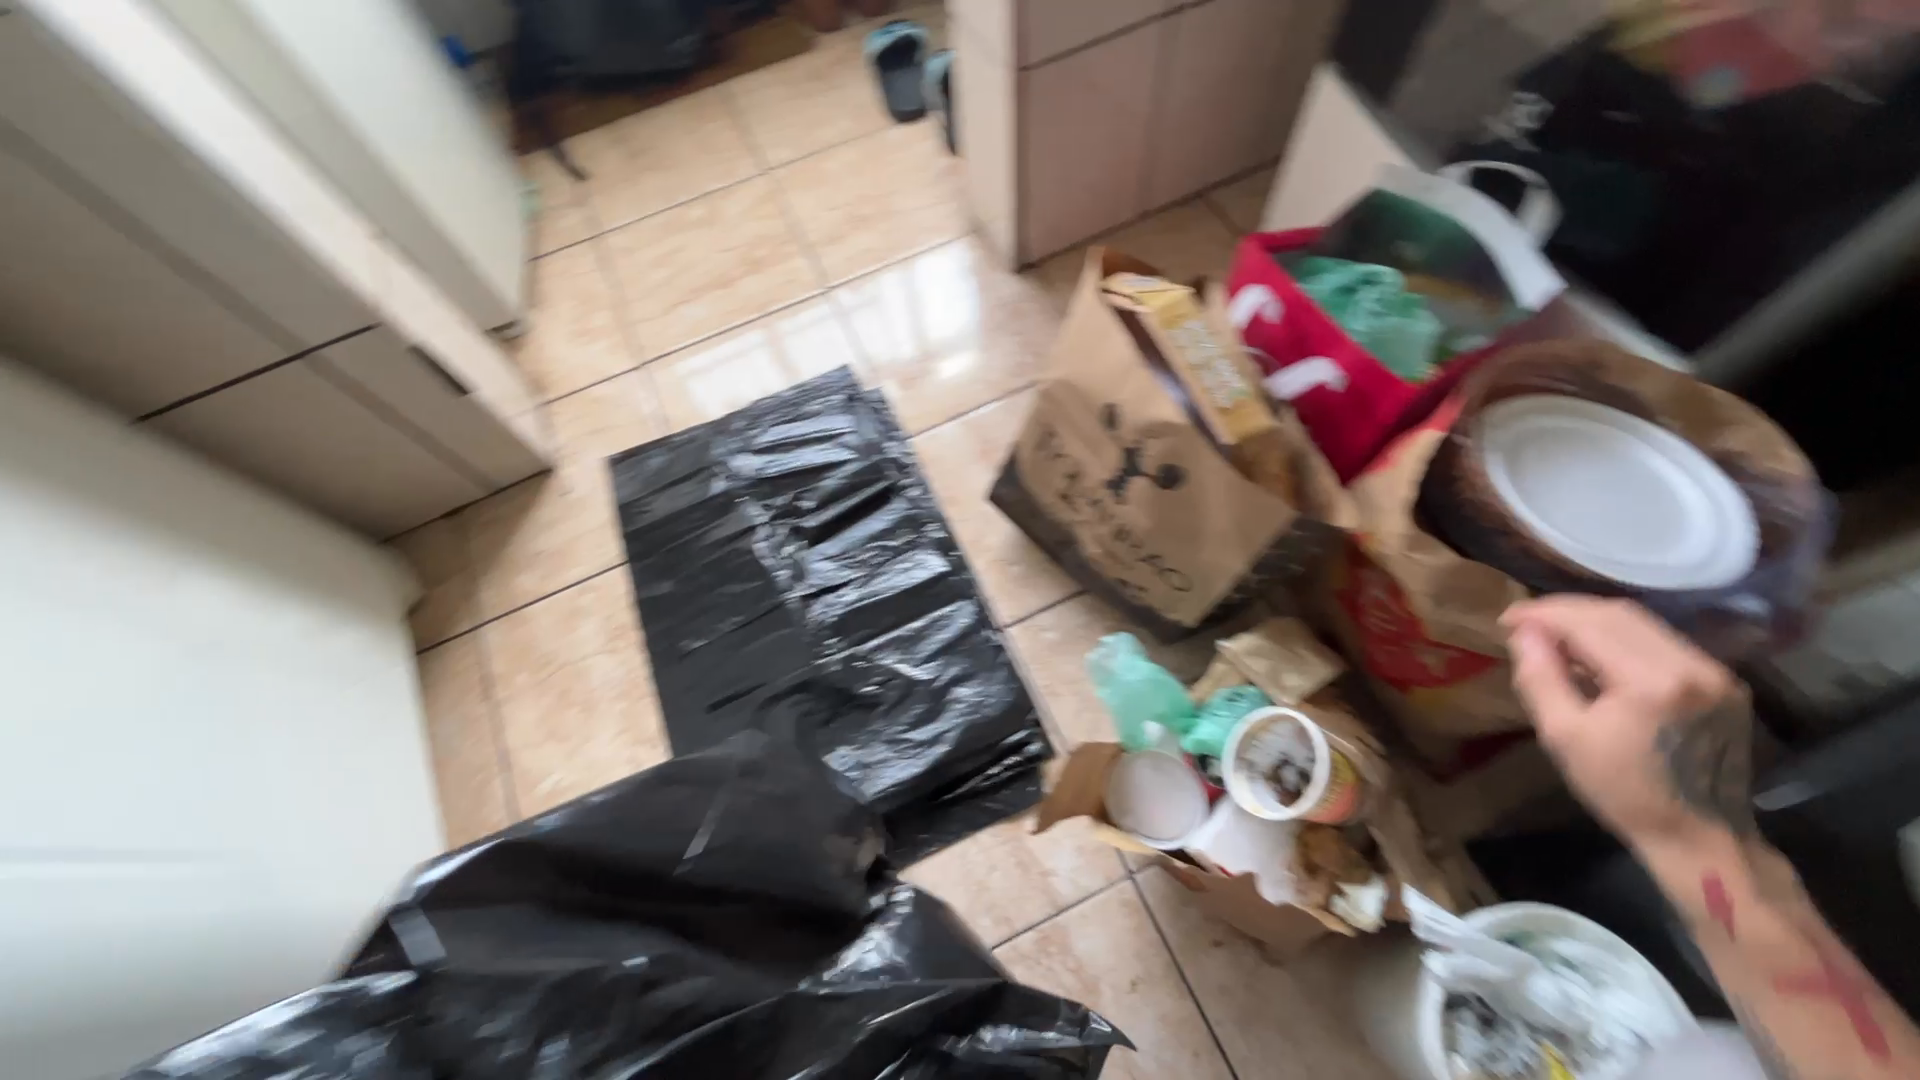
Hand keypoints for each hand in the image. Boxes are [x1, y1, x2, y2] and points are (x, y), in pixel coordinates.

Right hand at [1500, 596, 1753, 847]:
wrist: (1700, 836)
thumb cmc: (1622, 791)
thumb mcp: (1563, 736)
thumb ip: (1541, 677)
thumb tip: (1523, 633)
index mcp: (1653, 681)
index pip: (1589, 623)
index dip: (1542, 614)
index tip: (1507, 619)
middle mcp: (1693, 666)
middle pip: (1619, 614)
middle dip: (1566, 612)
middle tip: (1526, 623)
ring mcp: (1715, 673)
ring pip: (1643, 624)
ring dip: (1592, 622)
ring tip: (1555, 637)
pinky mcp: (1724, 684)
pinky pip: (1663, 642)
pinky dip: (1621, 639)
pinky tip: (1595, 656)